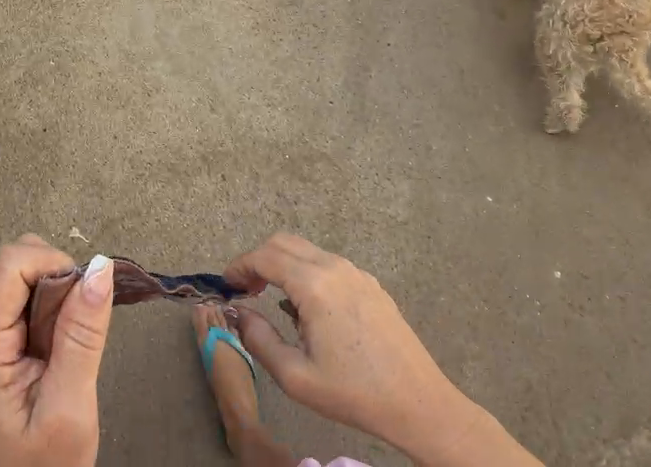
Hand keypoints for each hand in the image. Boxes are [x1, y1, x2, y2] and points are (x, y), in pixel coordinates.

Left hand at [0, 236, 115, 466]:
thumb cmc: (43, 466)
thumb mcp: (69, 406)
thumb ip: (82, 335)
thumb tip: (101, 268)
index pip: (12, 261)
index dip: (55, 265)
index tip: (87, 300)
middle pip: (16, 262)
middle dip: (58, 279)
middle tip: (81, 330)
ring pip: (23, 275)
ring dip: (57, 295)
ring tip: (71, 346)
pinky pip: (24, 299)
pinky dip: (51, 309)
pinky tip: (61, 348)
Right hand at [223, 234, 540, 466]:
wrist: (422, 407)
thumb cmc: (355, 394)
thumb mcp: (295, 376)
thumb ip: (258, 338)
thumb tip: (240, 312)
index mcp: (314, 285)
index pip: (264, 256)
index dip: (239, 266)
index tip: (228, 287)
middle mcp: (335, 268)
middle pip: (283, 243)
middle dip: (258, 260)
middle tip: (246, 289)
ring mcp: (357, 274)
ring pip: (306, 251)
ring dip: (283, 265)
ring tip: (273, 300)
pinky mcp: (372, 286)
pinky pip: (328, 265)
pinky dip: (306, 273)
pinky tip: (308, 309)